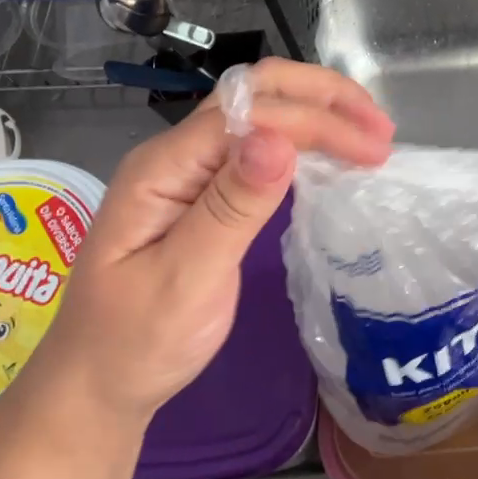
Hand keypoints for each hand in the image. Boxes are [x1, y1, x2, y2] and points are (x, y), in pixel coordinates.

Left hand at [33, 58, 393, 425]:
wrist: (97, 386)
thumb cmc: (135, 344)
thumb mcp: (183, 281)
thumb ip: (230, 209)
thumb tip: (278, 140)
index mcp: (162, 166)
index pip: (248, 114)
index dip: (314, 120)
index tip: (371, 149)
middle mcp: (177, 154)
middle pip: (256, 92)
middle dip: (323, 97)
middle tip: (380, 129)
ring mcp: (192, 170)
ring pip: (262, 112)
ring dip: (319, 112)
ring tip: (372, 137)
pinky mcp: (208, 191)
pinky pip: (262, 146)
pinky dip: (306, 142)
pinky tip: (336, 157)